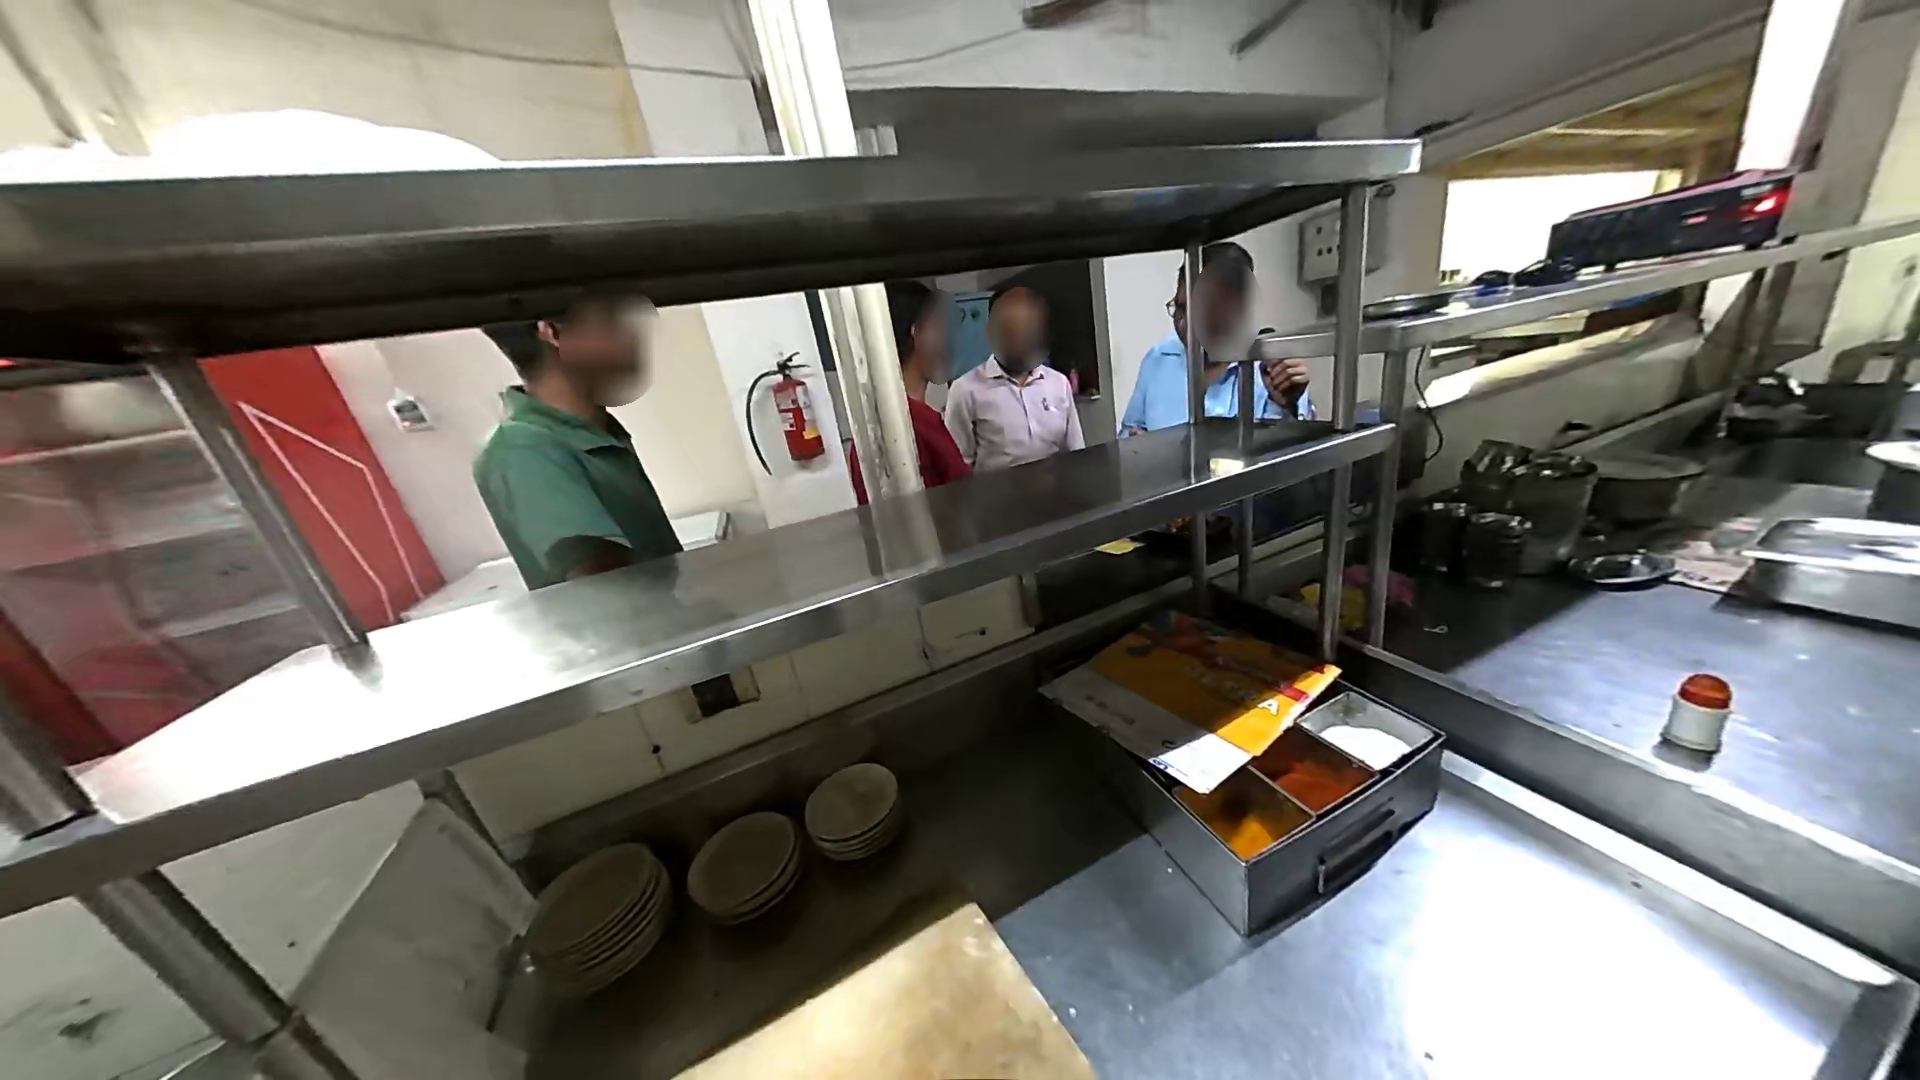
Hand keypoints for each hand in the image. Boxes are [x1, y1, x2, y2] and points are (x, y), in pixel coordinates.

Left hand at [1261, 358, 1309, 412]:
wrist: (1284, 397)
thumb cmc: (1277, 382)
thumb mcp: (1270, 373)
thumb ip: (1267, 365)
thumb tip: (1265, 362)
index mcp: (1292, 356)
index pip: (1283, 355)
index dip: (1273, 362)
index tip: (1267, 369)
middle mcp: (1301, 360)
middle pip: (1286, 362)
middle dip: (1276, 372)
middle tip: (1270, 378)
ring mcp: (1305, 369)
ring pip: (1289, 371)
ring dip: (1278, 379)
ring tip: (1274, 385)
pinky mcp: (1306, 378)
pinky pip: (1293, 380)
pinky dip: (1283, 385)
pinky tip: (1279, 389)